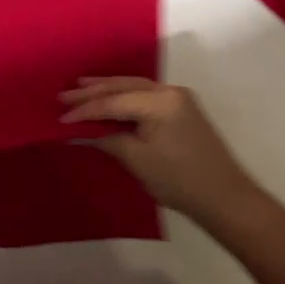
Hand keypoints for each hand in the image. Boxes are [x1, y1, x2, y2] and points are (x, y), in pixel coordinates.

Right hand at [60, 77, 266, 224]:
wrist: (224, 197)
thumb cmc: (179, 180)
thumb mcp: (137, 161)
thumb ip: (107, 140)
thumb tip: (79, 132)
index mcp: (160, 101)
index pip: (114, 101)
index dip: (85, 110)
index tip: (60, 118)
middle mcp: (170, 92)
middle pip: (124, 86)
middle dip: (94, 91)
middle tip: (64, 94)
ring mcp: (179, 99)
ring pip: (136, 87)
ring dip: (109, 89)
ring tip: (81, 87)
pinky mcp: (182, 110)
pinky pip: (146, 96)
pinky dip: (125, 97)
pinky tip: (111, 99)